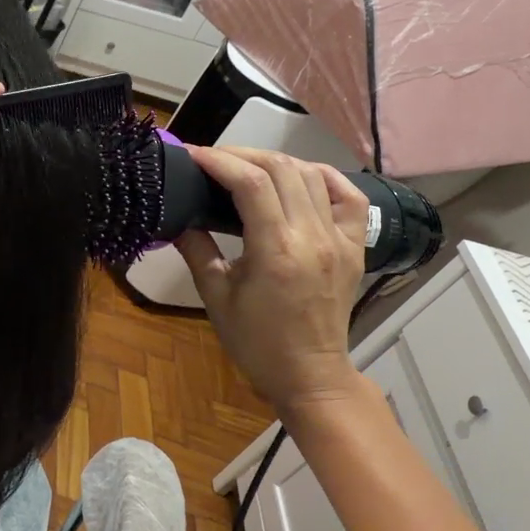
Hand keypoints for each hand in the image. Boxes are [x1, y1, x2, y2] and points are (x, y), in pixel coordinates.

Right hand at [176, 146, 369, 415]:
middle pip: (281, 169)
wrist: (310, 376)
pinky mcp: (354, 247)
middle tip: (209, 160)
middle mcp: (314, 237)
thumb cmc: (255, 341)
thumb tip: (175, 214)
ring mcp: (340, 240)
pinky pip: (349, 196)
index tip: (188, 155)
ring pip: (311, 174)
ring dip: (273, 161)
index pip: (250, 183)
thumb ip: (196, 247)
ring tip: (243, 166)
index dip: (217, 160)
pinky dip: (323, 176)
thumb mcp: (214, 294)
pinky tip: (298, 176)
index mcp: (277, 250)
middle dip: (240, 154)